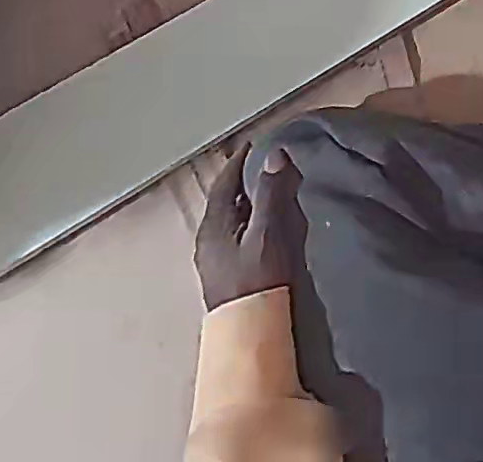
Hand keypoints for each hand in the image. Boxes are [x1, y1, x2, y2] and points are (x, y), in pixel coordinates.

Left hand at [194, 143, 301, 310]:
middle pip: (223, 199)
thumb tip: (275, 154)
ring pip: (228, 217)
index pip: (223, 182)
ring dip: (244, 201)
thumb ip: (271, 193)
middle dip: (241, 180)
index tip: (253, 144)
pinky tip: (260, 224)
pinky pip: (233, 233)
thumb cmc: (256, 281)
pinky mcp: (223, 274)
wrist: (247, 337)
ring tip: (265, 190)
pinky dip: (246, 219)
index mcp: (213, 226)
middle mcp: (207, 239)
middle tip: (262, 164)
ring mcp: (213, 259)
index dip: (238, 161)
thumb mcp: (267, 233)